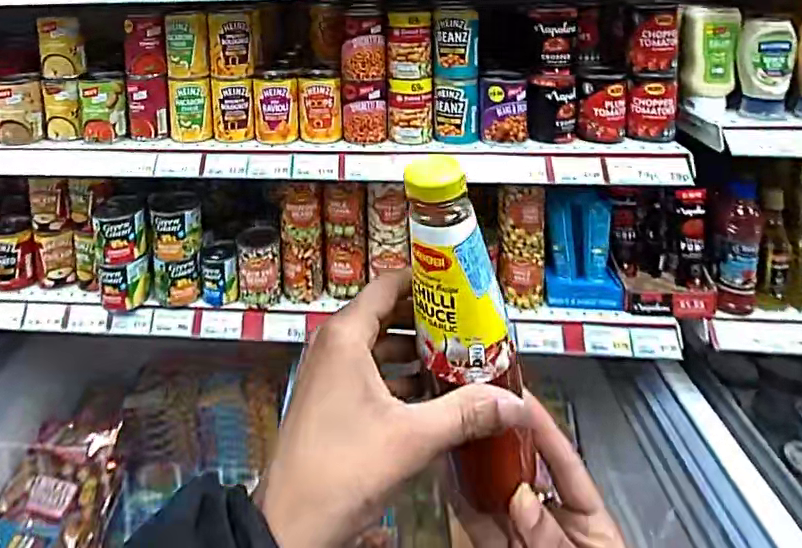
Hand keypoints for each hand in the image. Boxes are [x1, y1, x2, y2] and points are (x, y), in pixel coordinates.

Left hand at [252, 269, 529, 547]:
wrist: (290, 521)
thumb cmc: (342, 467)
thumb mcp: (410, 438)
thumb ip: (463, 415)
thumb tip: (512, 403)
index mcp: (345, 335)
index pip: (387, 286)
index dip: (423, 280)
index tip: (457, 284)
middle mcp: (334, 343)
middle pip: (386, 313)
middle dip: (427, 319)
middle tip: (468, 323)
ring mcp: (329, 370)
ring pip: (379, 344)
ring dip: (415, 350)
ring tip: (458, 356)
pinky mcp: (330, 395)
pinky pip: (369, 370)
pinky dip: (398, 374)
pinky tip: (431, 393)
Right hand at [457, 391, 626, 547]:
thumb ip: (555, 542)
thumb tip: (521, 499)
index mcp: (589, 521)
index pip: (563, 459)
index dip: (539, 423)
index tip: (514, 390)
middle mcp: (553, 523)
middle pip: (522, 469)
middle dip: (497, 437)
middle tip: (472, 405)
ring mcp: (525, 539)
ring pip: (495, 494)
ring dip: (474, 464)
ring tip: (453, 430)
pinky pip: (481, 527)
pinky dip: (463, 503)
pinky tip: (447, 477)